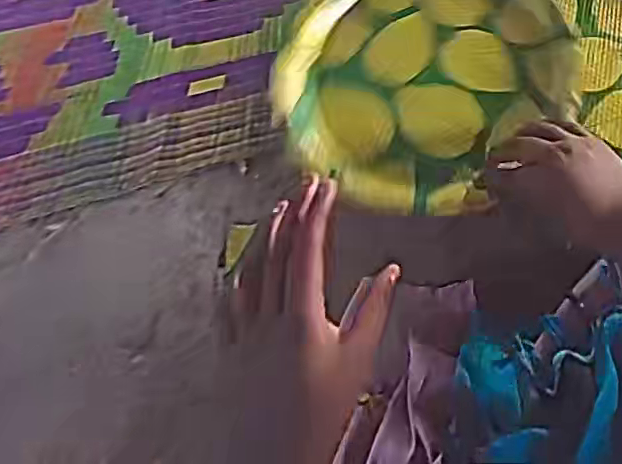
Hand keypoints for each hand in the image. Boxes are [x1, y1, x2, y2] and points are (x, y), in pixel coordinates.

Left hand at [231, 176, 398, 463]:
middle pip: (278, 252)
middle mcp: (269, 317)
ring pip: (251, 269)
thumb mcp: (357, 362)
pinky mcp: (230, 347)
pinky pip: (230, 299)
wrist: (275, 461)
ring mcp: (244, 331)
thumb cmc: (323, 413)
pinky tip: (245, 256)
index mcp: (302, 318)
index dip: (317, 215)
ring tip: (281, 207)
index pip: (307, 252)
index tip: (328, 187)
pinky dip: (240, 269)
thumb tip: (391, 268)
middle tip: (308, 184)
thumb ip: (374, 311)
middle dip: (295, 212)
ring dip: (267, 233)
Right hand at [485, 120, 621, 254]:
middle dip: (502, 151)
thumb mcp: (554, 219)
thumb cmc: (592, 229)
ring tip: (516, 137)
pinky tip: (547, 129)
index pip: (509, 173)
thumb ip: (532, 199)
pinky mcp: (591, 139)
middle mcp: (555, 153)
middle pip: (520, 145)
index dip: (493, 175)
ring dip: (523, 132)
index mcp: (543, 178)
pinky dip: (551, 125)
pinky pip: (565, 124)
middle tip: (494, 158)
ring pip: (541, 127)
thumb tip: (517, 190)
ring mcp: (574, 142)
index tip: (485, 177)